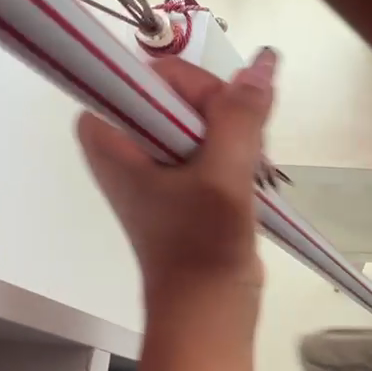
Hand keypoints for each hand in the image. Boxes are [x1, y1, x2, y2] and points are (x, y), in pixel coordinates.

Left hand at [76, 48, 277, 303]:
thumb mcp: (224, 176)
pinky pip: (212, 143)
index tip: (230, 133)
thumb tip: (265, 63)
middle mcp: (122, 135)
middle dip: (228, 122)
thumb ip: (241, 117)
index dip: (205, 94)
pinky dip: (238, 158)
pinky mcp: (177, 178)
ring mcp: (151, 158)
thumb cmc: (202, 246)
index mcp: (107, 128)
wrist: (208, 307)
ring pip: (206, 119)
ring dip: (240, 143)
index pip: (160, 73)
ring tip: (250, 181)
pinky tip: (248, 185)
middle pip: (187, 94)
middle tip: (246, 163)